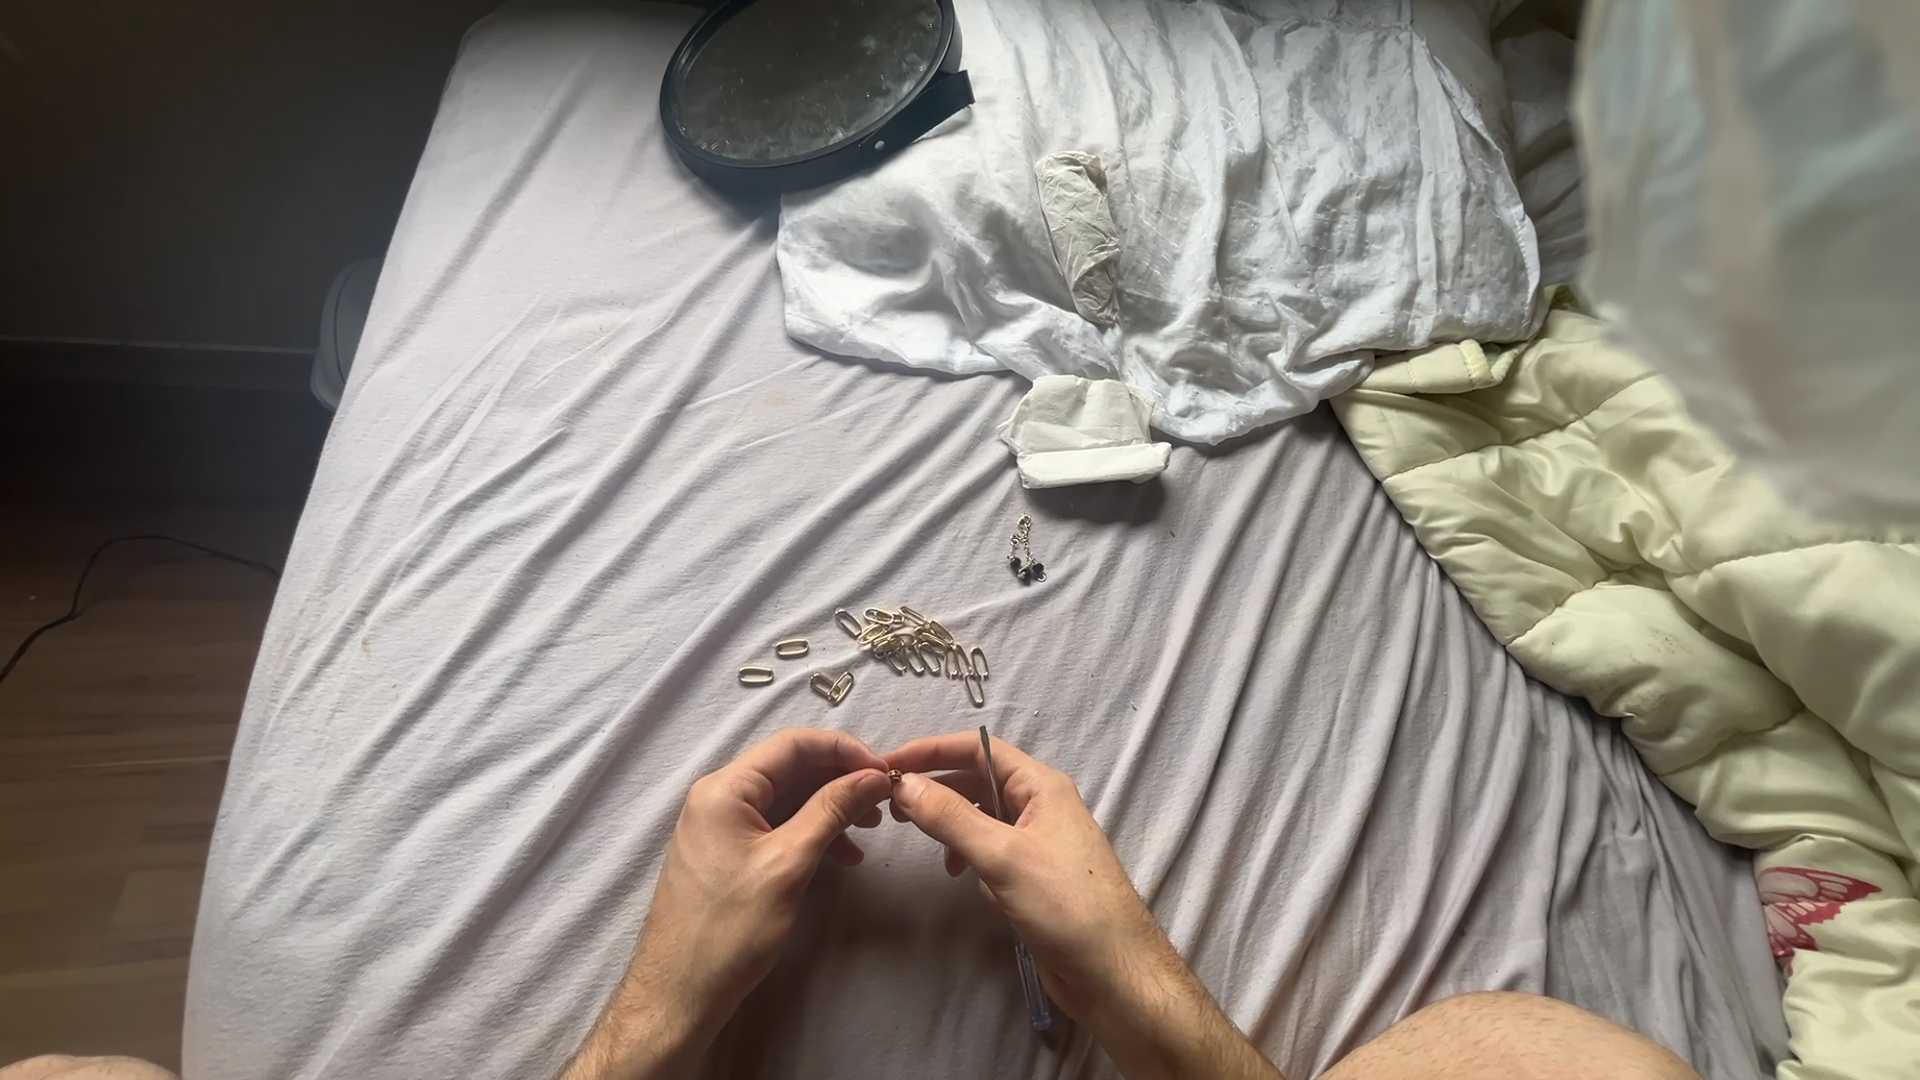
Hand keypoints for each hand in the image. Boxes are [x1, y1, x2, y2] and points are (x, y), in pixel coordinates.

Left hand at [562, 729, 892, 1079]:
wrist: (677, 1000)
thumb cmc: (730, 930)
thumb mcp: (789, 863)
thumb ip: (833, 809)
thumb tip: (874, 776)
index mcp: (725, 787)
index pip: (794, 743)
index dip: (843, 749)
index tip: (882, 770)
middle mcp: (721, 794)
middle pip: (793, 767)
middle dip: (841, 779)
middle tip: (882, 801)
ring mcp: (724, 823)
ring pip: (790, 796)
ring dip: (832, 807)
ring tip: (870, 829)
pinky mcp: (731, 849)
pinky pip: (780, 823)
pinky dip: (813, 832)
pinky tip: (843, 855)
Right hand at [886, 732, 1282, 1079]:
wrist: (1113, 974)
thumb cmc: (1063, 903)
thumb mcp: (1001, 855)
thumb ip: (951, 817)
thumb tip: (904, 783)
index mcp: (1040, 784)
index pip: (979, 748)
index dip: (933, 749)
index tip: (890, 761)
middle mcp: (1039, 803)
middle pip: (978, 779)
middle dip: (938, 786)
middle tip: (892, 800)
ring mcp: (1037, 839)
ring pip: (982, 815)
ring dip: (952, 823)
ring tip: (918, 834)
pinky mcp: (1033, 874)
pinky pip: (990, 849)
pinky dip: (969, 855)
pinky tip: (959, 875)